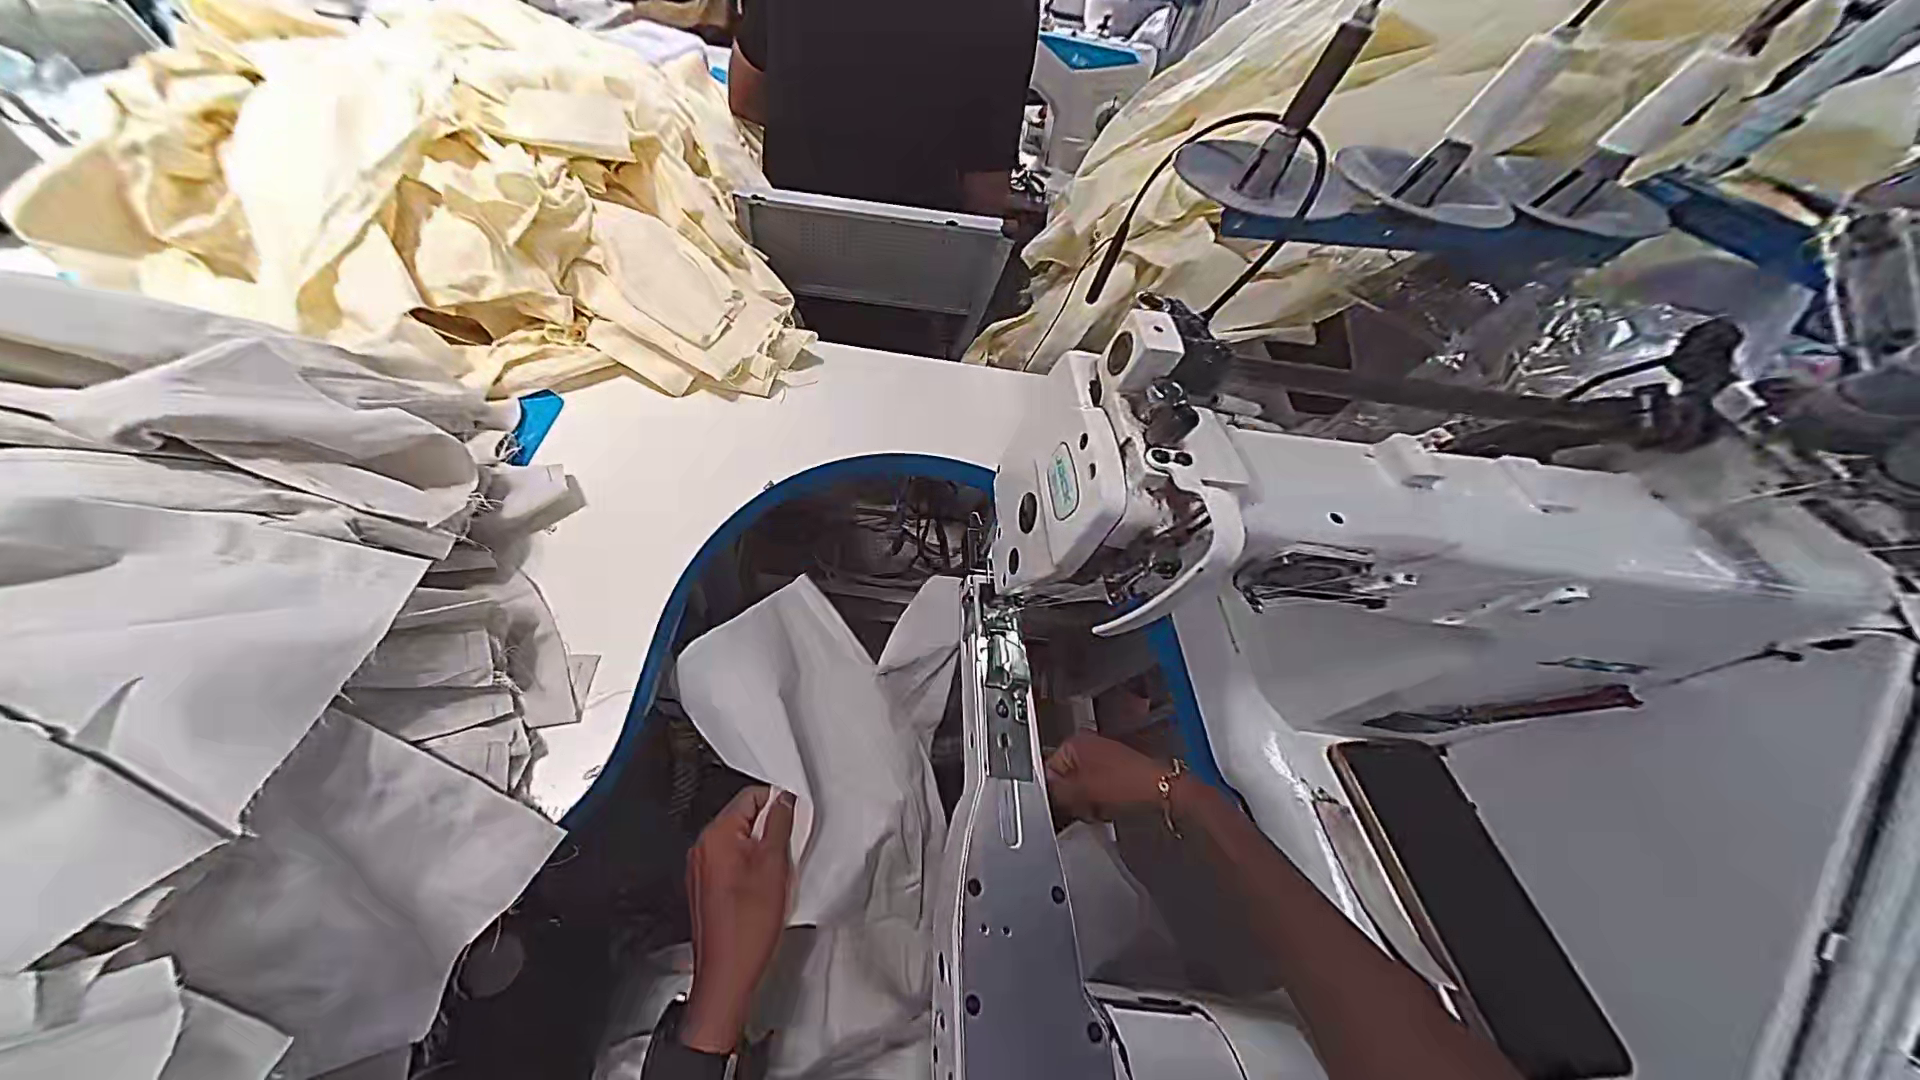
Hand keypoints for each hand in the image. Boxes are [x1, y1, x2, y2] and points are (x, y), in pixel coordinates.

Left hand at [682, 785, 795, 1052]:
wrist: (727, 977)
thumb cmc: (747, 927)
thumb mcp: (775, 864)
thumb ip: (780, 822)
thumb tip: (783, 800)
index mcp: (717, 836)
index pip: (751, 796)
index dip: (777, 803)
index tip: (793, 817)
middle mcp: (703, 848)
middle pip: (745, 817)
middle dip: (769, 828)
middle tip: (785, 851)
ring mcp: (701, 869)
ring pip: (740, 840)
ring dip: (761, 849)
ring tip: (775, 874)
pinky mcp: (704, 887)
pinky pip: (732, 860)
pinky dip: (751, 866)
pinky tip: (763, 888)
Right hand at [1044, 732, 1171, 822]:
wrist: (1161, 791)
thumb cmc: (1127, 784)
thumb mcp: (1081, 792)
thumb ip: (1056, 792)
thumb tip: (1044, 792)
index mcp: (1074, 743)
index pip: (1048, 769)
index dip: (1053, 792)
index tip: (1058, 805)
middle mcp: (1087, 746)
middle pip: (1064, 779)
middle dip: (1071, 798)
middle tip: (1083, 807)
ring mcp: (1102, 758)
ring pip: (1080, 788)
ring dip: (1085, 803)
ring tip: (1099, 809)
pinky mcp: (1115, 772)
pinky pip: (1095, 790)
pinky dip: (1099, 801)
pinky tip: (1108, 808)